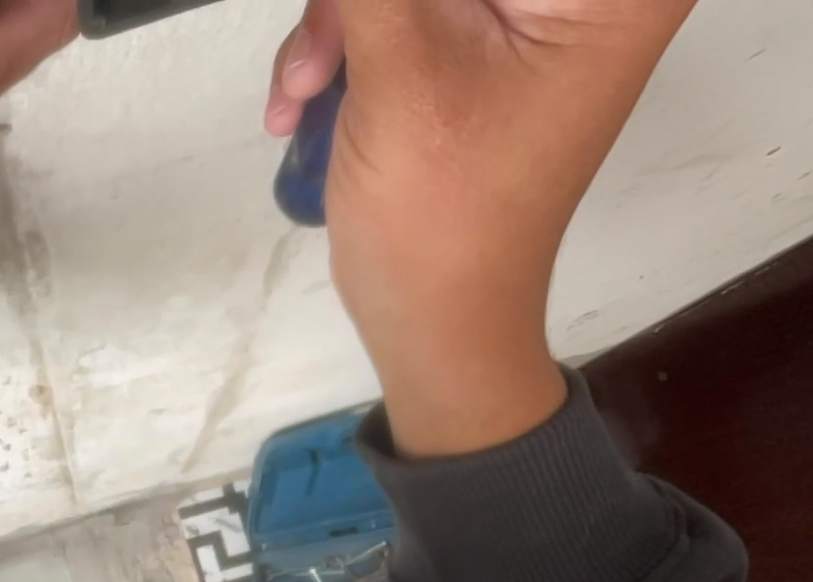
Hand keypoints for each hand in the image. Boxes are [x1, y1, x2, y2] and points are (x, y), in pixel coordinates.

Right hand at [267, 0, 696, 455]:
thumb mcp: (402, 72)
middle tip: (316, 58)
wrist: (430, 319)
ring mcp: (512, 23)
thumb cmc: (438, 212)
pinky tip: (302, 104)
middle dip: (356, 2)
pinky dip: (340, 50)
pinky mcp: (464, 56)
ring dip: (335, 23)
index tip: (357, 19)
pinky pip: (393, 17)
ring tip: (300, 96)